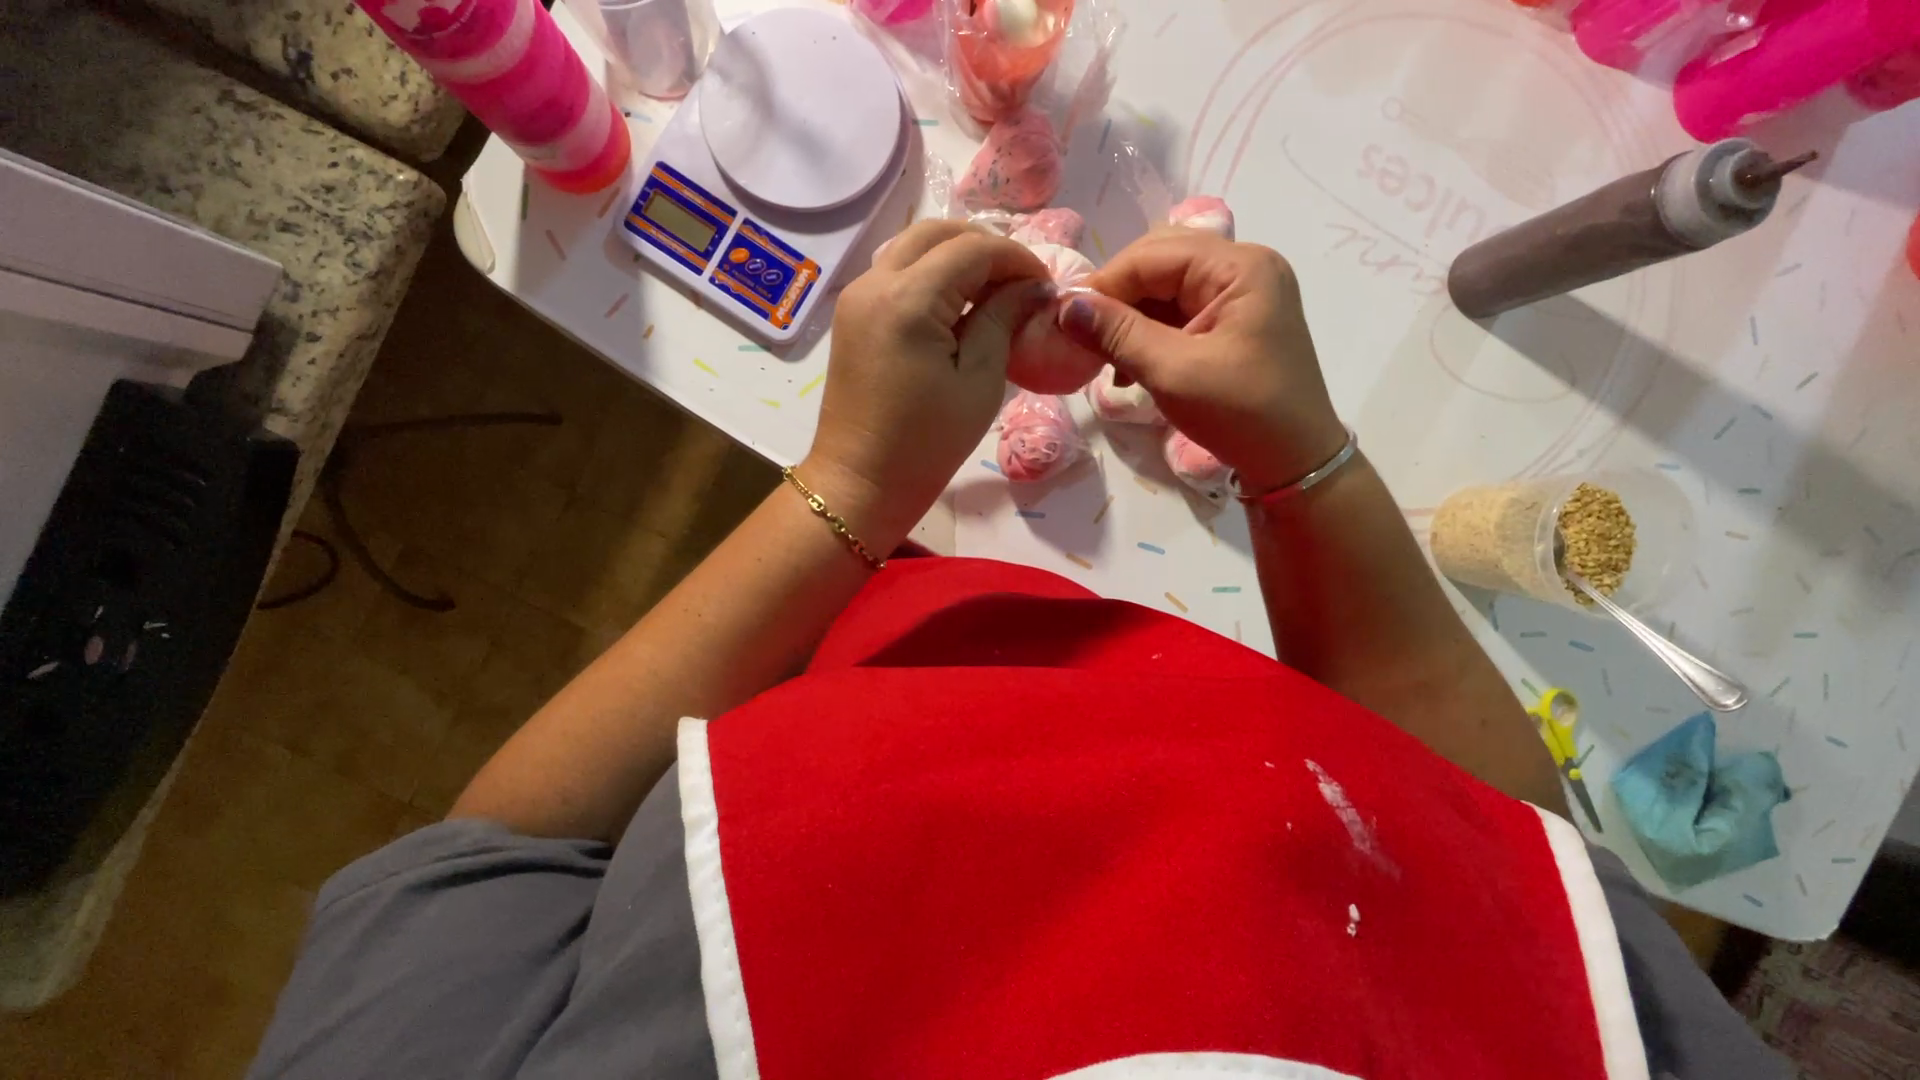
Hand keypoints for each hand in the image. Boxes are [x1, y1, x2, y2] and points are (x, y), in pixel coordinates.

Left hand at [802, 220, 1050, 547]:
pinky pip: (896, 272)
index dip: (1015, 259)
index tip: (1045, 285)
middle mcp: (874, 283)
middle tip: (1020, 282)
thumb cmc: (927, 443)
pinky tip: (957, 305)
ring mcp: (857, 296)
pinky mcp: (853, 314)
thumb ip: (1002, 319)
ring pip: (913, 247)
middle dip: (985, 248)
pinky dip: (930, 274)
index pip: (971, 250)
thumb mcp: (979, 381)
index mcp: (906, 300)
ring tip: (993, 292)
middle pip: (937, 234)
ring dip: (956, 257)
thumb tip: (1032, 287)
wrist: (861, 480)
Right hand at [1060, 230, 1346, 493]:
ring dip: (1129, 319)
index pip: (1153, 255)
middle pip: (1159, 262)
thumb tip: (1064, 305)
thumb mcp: (1173, 373)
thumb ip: (1118, 333)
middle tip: (1086, 339)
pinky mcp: (1233, 320)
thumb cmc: (1241, 414)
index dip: (1105, 284)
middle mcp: (1243, 266)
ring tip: (1108, 360)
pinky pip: (1177, 311)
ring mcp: (1240, 293)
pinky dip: (1148, 333)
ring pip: (1164, 287)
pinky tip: (1130, 366)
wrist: (1295, 462)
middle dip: (1117, 299)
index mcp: (1240, 267)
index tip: (1066, 322)